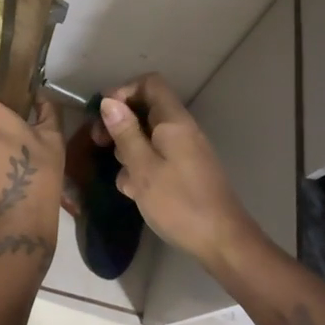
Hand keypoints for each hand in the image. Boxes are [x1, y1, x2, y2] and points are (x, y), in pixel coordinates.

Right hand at [93, 73, 259, 265]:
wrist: (223, 241)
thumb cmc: (179, 202)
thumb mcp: (143, 167)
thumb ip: (125, 132)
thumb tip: (109, 101)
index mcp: (174, 121)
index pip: (149, 83)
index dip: (124, 91)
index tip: (105, 115)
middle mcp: (181, 130)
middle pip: (146, 110)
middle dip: (121, 125)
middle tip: (101, 144)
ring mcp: (186, 151)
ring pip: (149, 137)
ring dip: (130, 152)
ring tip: (124, 178)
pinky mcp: (186, 171)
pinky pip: (158, 158)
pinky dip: (143, 168)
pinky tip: (136, 192)